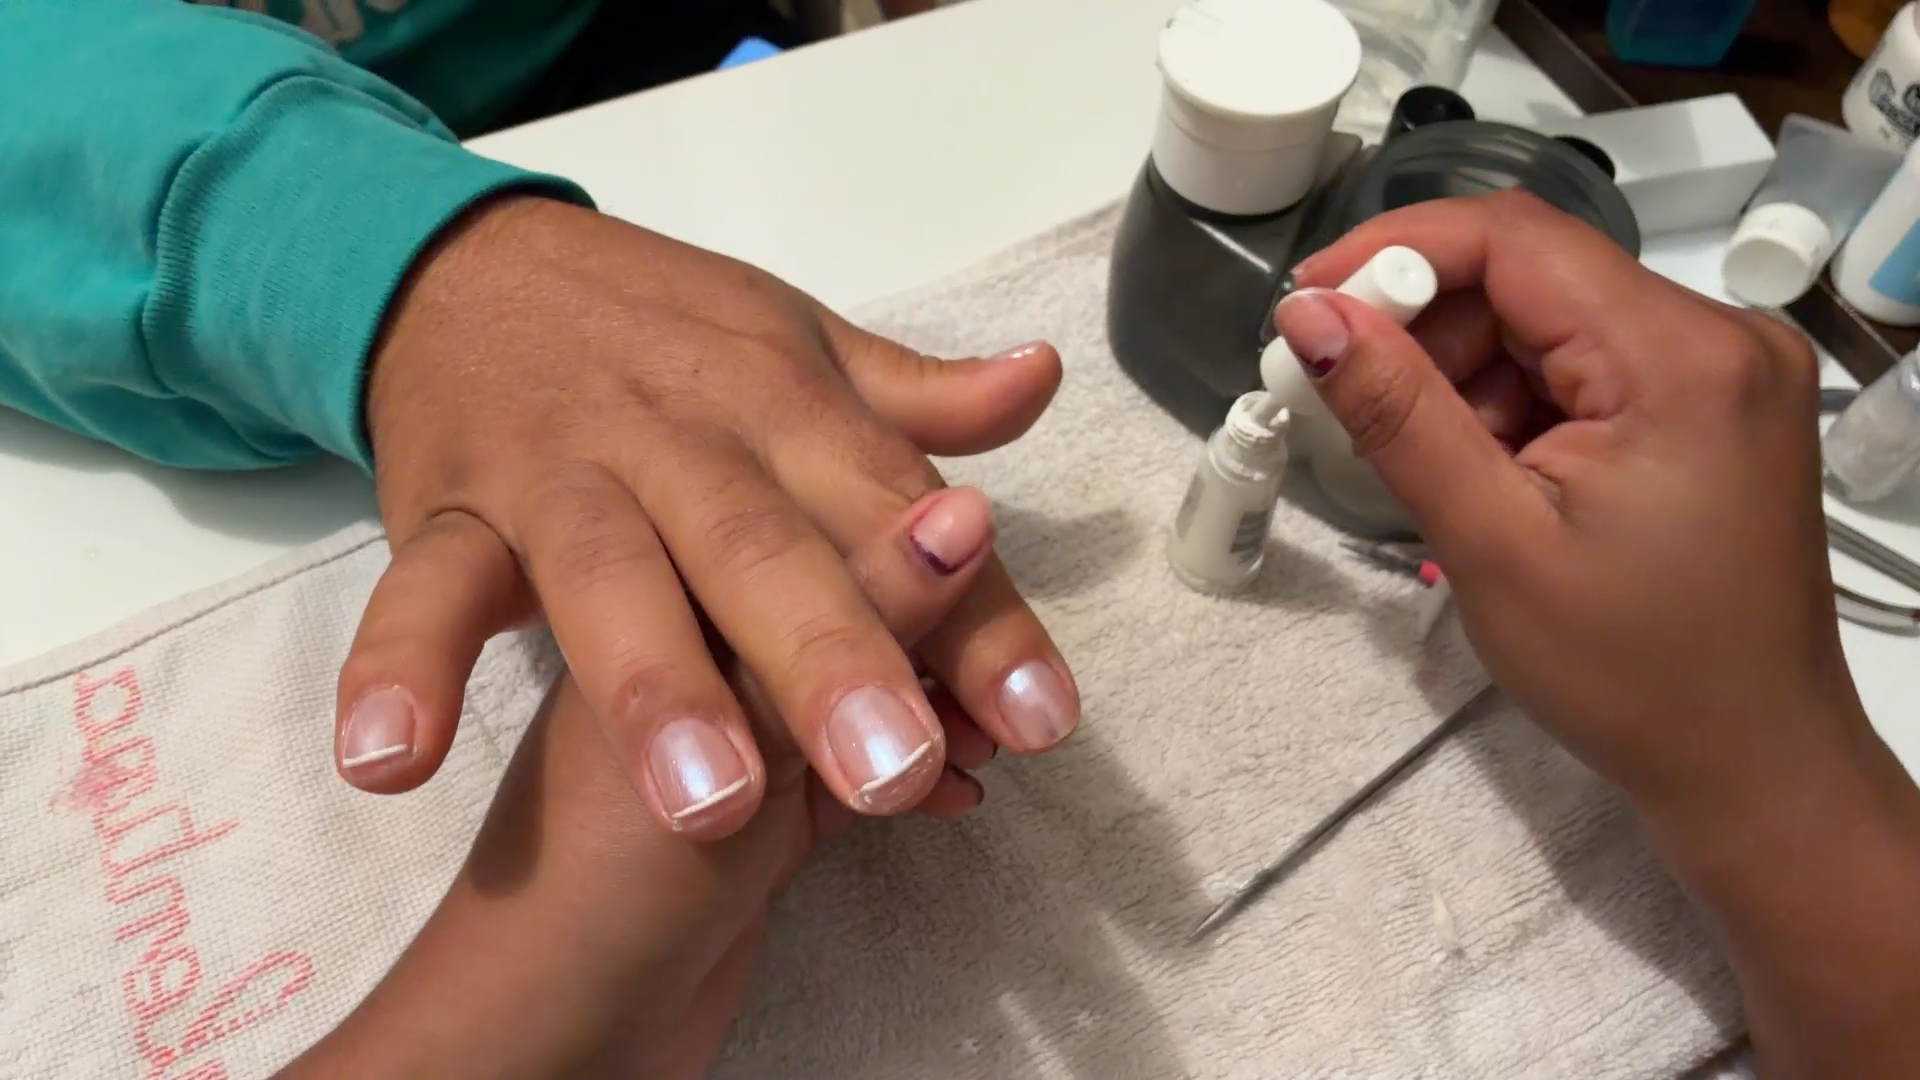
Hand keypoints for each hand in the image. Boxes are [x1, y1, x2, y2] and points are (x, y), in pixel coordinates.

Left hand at [286, 486, 1000, 1078]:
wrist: (545, 1036)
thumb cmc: (623, 860)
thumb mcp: (755, 713)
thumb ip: (856, 613)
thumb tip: (963, 512)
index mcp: (689, 575)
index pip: (840, 536)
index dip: (940, 582)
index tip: (1012, 650)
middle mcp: (714, 628)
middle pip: (860, 607)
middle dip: (947, 651)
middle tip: (1018, 706)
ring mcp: (738, 710)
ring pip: (864, 679)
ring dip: (937, 711)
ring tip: (991, 748)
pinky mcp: (763, 786)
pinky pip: (856, 751)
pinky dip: (911, 772)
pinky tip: (958, 797)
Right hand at [333, 196, 1079, 837]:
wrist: (488, 268)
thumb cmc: (682, 332)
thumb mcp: (816, 352)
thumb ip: (926, 400)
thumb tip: (1040, 379)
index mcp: (792, 405)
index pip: (901, 513)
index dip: (977, 617)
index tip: (1043, 717)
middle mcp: (689, 440)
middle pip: (769, 553)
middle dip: (835, 664)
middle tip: (899, 771)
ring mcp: (564, 472)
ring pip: (614, 579)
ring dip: (660, 690)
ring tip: (710, 808)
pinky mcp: (451, 504)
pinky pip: (423, 584)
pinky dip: (401, 663)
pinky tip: (390, 762)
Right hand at [1279, 190, 1848, 806]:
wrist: (1738, 760)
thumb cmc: (1618, 664)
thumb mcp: (1486, 536)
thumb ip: (1395, 415)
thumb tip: (1308, 317)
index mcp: (1676, 358)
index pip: (1515, 241)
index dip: (1394, 250)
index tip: (1303, 300)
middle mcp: (1707, 340)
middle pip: (1523, 282)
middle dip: (1417, 331)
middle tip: (1344, 405)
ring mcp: (1702, 377)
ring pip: (1533, 329)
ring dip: (1449, 380)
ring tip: (1422, 467)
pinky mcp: (1683, 414)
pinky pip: (1559, 374)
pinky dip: (1489, 409)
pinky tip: (1472, 474)